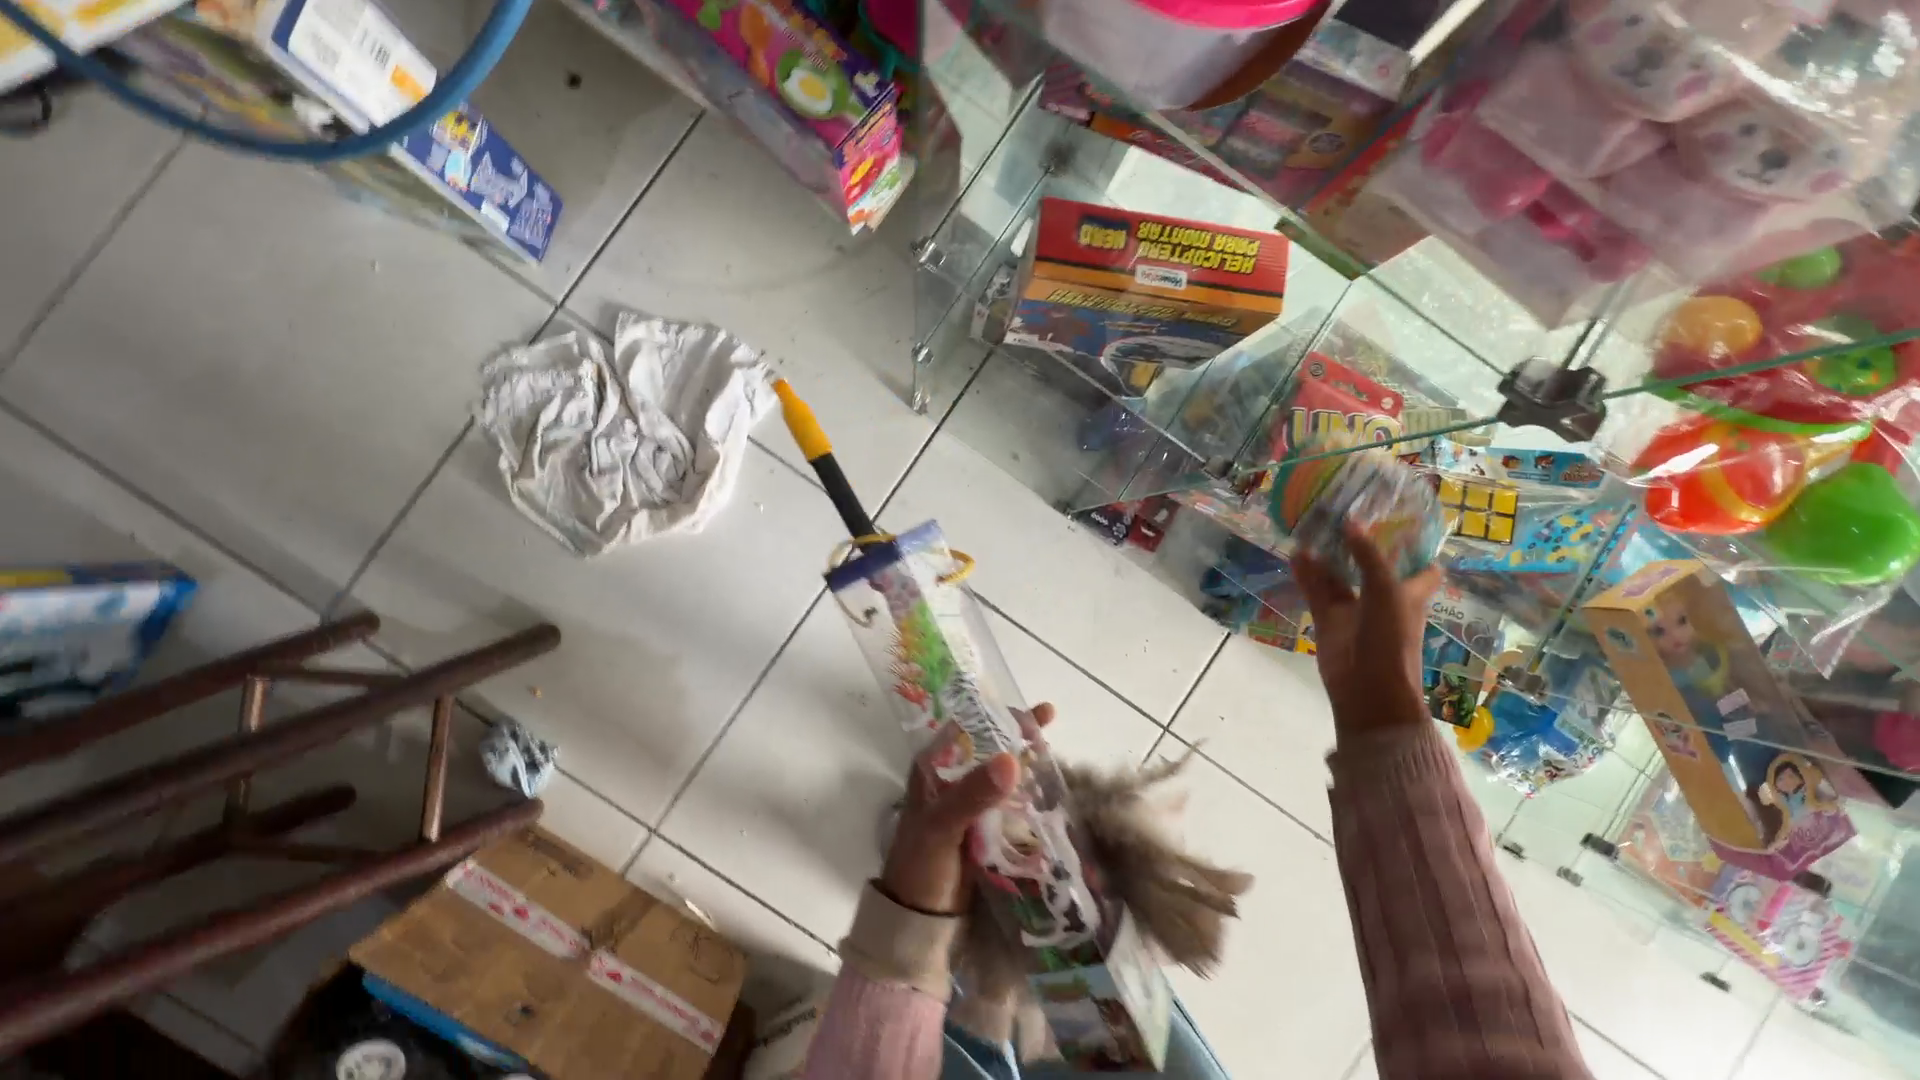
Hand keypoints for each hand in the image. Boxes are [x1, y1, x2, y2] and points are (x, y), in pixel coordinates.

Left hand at [879, 703, 1054, 915]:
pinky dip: (1030, 796)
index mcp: (933, 769)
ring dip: (1027, 765)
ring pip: (1004, 775)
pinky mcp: (985, 829)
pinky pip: (1012, 804)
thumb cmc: (921, 866)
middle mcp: (952, 780)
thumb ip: (973, 794)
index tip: (1033, 712)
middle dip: (1019, 736)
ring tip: (1057, 755)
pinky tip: (1052, 793)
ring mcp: (970, 805)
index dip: (999, 715)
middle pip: (991, 748)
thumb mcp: (943, 826)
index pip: (969, 729)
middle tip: (1050, 722)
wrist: (918, 920)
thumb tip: (1011, 759)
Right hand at [1295, 525, 1441, 739]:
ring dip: (1327, 557)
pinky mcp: (1329, 621)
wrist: (1369, 688)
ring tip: (1311, 529)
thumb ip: (1368, 556)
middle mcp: (1383, 598)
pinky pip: (1317, 593)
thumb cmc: (1392, 637)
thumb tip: (1350, 523)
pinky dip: (1307, 575)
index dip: (1414, 546)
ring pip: (1339, 578)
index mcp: (1410, 593)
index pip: (1422, 567)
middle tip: (1341, 513)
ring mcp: (1354, 610)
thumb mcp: (1387, 591)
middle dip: (1358, 544)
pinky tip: (1296, 554)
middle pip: (1371, 566)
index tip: (1398, 519)